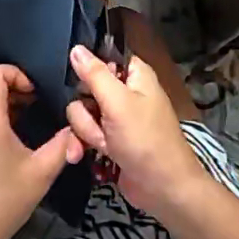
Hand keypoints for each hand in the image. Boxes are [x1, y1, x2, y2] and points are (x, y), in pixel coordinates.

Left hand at [0, 65, 83, 238]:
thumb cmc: (4, 202)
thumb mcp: (42, 173)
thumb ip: (63, 145)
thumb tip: (78, 127)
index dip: (15, 73)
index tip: (35, 92)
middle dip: (6, 76)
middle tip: (30, 95)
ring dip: (0, 91)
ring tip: (27, 109)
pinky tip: (16, 127)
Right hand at [64, 45, 214, 222]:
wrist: (163, 189)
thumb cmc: (145, 140)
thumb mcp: (118, 103)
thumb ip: (94, 74)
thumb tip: (76, 49)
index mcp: (134, 75)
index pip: (102, 58)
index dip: (89, 71)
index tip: (85, 86)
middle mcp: (124, 92)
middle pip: (85, 87)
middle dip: (86, 110)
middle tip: (102, 123)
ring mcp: (115, 117)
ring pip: (81, 113)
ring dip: (88, 132)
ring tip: (106, 146)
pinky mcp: (108, 139)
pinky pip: (85, 133)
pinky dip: (85, 144)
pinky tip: (88, 156)